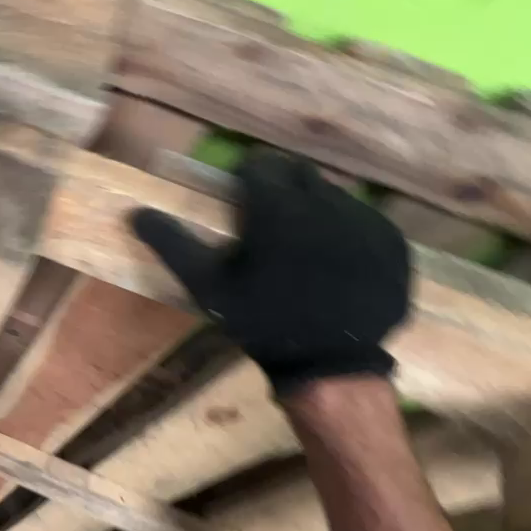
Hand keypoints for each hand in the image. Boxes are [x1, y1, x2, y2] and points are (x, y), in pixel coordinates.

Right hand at [130, 151, 409, 393]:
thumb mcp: (207, 286)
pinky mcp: (394, 242)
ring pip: (332, 195)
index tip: (238, 199)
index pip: (259, 165)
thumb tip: (136, 212)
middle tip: (267, 219)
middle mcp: (326, 203)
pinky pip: (363, 220)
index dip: (244, 178)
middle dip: (279, 186)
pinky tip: (332, 263)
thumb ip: (173, 244)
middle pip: (298, 173)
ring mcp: (366, 221)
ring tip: (301, 245)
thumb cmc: (259, 321)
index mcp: (278, 208)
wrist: (329, 365)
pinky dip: (344, 230)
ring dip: (312, 207)